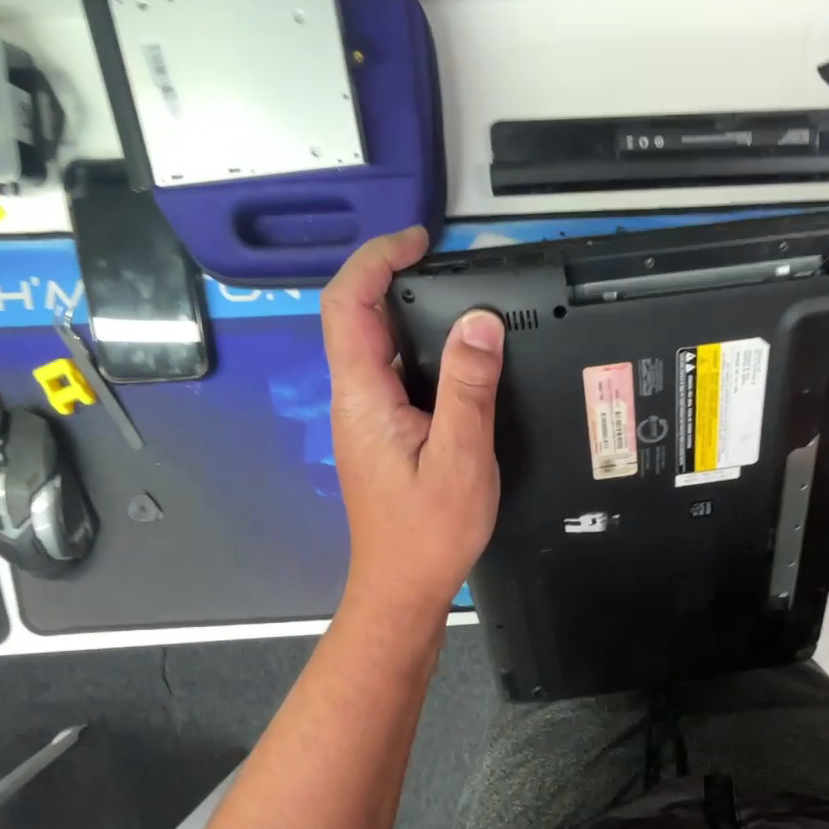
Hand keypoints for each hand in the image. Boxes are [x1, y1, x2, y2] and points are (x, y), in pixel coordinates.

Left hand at [321, 227, 506, 619]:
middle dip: (392, 276)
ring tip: (458, 301)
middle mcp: (355, 399)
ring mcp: (365, 417)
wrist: (403, 585)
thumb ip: (469, 388)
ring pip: (376, 345)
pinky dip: (420, 346)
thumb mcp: (460, 457)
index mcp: (364, 397)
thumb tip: (480, 322)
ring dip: (407, 312)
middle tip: (444, 264)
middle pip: (356, 317)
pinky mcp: (381, 432)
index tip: (418, 242)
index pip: (349, 305)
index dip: (376, 260)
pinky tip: (457, 356)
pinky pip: (394, 372)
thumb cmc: (427, 531)